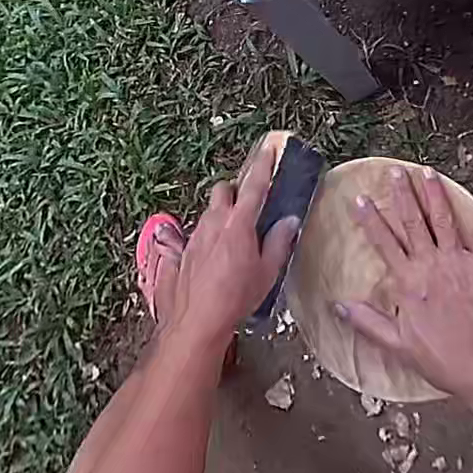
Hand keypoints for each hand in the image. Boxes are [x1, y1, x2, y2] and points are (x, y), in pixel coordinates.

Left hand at [164, 131, 300, 355]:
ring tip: (234, 233)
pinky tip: (215, 255)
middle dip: (235, 190)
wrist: (194, 323)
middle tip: (249, 203)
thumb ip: (279, 242)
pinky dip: (209, 235)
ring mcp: (195, 234)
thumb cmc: (235, 298)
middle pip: (223, 189)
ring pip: (209, 210)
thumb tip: (289, 221)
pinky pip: (198, 232)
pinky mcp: (182, 250)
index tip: (269, 150)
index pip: (254, 184)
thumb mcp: (267, 272)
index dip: (263, 164)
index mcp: (239, 222)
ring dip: (222, 213)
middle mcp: (214, 221)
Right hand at [336, 165, 472, 397]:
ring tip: (428, 172)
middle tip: (395, 172)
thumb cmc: (444, 360)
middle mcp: (432, 264)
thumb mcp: (398, 345)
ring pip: (444, 219)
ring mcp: (460, 262)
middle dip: (403, 194)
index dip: (370, 219)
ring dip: (436, 194)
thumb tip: (339, 306)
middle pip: (413, 221)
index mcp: (409, 282)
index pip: (384, 242)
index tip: (360, 199)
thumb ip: (368, 323)